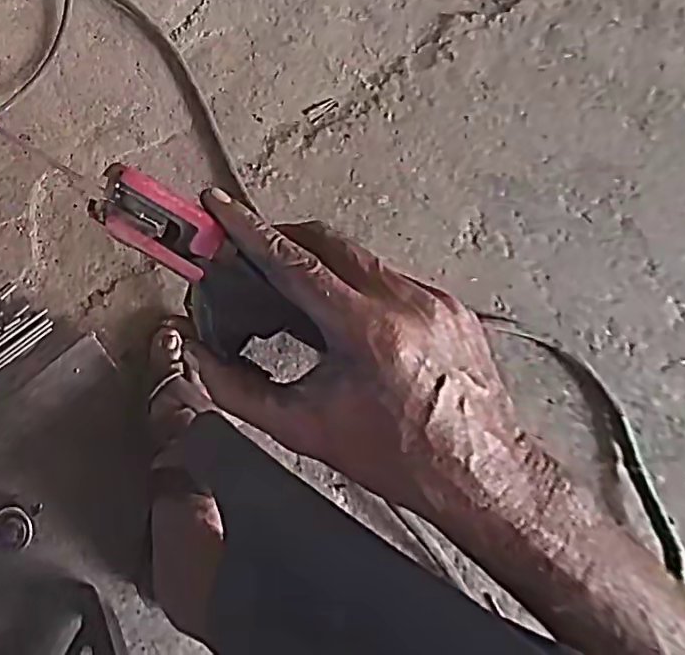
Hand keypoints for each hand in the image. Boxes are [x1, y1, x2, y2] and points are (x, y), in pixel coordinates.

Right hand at [188, 190, 539, 522]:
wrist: (485, 480)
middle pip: (322, 240)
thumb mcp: (304, 428)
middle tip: (249, 250)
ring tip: (293, 287)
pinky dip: (351, 279)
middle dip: (279, 237)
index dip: (247, 228)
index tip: (221, 205)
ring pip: (354, 252)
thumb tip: (199, 357)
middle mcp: (404, 303)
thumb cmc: (403, 460)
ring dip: (315, 259)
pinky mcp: (447, 303)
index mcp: (368, 332)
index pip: (292, 261)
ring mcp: (431, 299)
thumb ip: (237, 388)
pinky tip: (341, 310)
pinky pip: (384, 272)